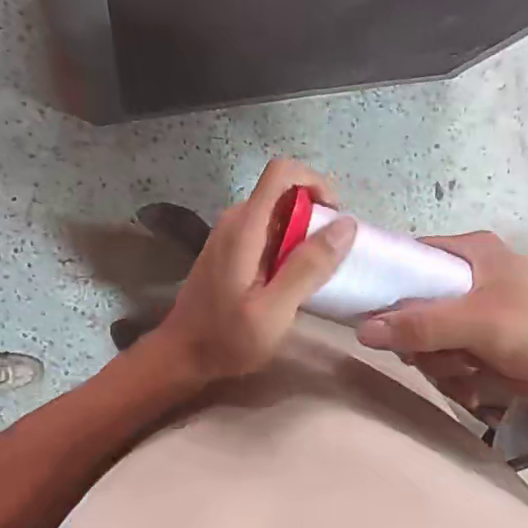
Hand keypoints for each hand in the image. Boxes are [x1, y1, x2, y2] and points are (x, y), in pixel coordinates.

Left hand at [147, 159, 355, 380]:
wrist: (181, 355)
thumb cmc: (226, 338)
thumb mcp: (274, 310)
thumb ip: (308, 267)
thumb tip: (346, 225)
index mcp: (244, 227)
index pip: (282, 172)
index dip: (315, 182)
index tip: (334, 217)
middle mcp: (234, 221)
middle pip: (282, 192)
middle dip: (314, 214)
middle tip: (330, 256)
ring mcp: (228, 236)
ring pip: (276, 214)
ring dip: (302, 233)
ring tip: (316, 272)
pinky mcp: (228, 251)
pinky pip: (265, 232)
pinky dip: (286, 246)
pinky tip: (291, 280)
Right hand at [355, 232, 527, 408]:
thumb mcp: (477, 322)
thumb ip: (419, 324)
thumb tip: (362, 330)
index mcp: (472, 250)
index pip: (410, 255)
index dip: (388, 280)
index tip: (373, 310)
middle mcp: (468, 275)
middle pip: (411, 303)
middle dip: (419, 336)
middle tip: (429, 351)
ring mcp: (471, 311)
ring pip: (422, 334)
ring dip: (437, 358)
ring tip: (464, 367)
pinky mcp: (476, 341)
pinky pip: (440, 353)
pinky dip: (451, 370)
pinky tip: (472, 378)